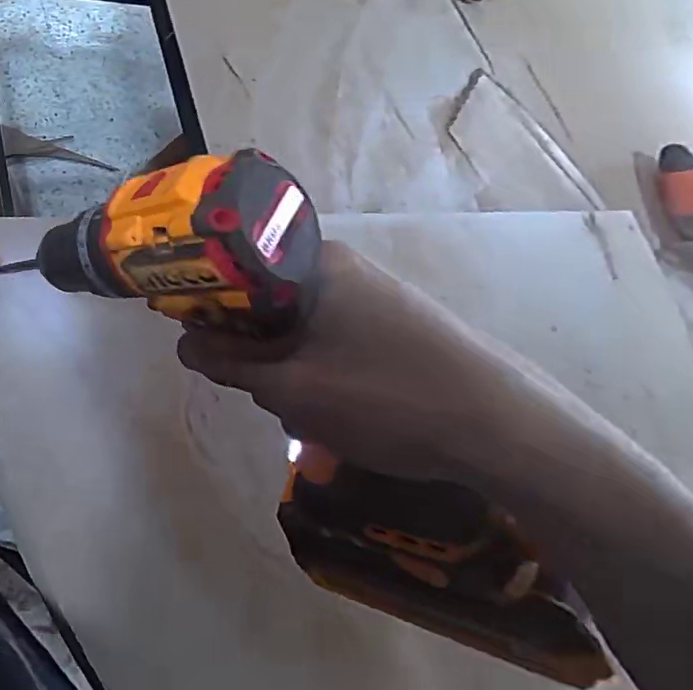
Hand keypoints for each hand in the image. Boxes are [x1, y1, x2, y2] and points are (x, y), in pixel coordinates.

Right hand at [176, 240, 591, 483]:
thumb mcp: (291, 387)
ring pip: (297, 325)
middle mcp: (339, 266)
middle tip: (269, 392)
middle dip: (256, 349)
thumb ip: (228, 363)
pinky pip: (332, 337)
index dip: (209, 310)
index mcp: (310, 262)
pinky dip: (322, 369)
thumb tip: (182, 345)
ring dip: (289, 366)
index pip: (232, 271)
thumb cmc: (385, 397)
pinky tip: (343, 409)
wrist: (509, 431)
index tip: (208, 350)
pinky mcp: (394, 322)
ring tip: (311, 411)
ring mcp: (371, 293)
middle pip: (264, 301)